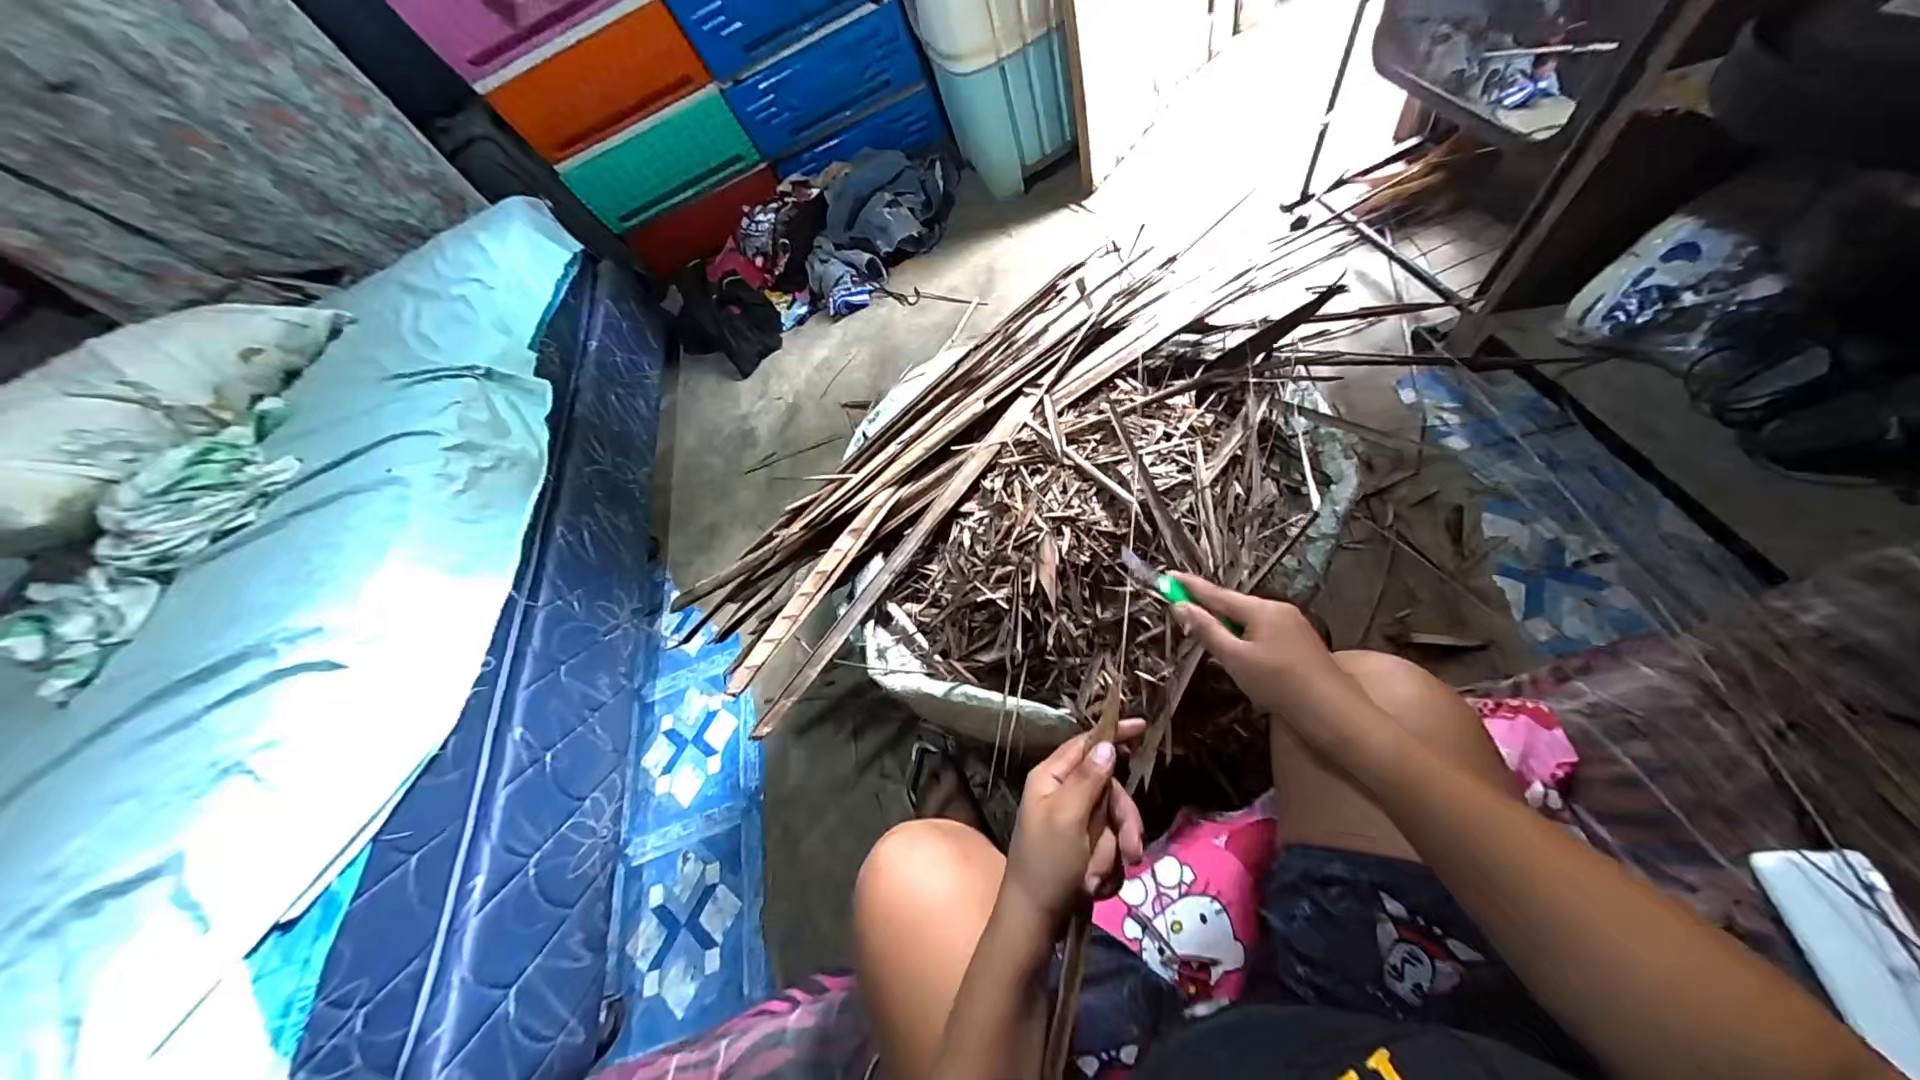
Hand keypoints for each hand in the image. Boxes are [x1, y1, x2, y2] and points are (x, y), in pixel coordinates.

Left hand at [1001, 721, 1147, 931]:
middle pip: (1109, 788)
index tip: (1142, 727)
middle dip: (1122, 821)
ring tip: (1101, 877)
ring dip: (1114, 849)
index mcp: (1050, 778)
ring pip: (1114, 820)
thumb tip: (1106, 744)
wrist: (1035, 921)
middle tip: (1130, 850)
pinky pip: (1110, 844)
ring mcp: (1073, 821)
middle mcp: (1062, 793)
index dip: (1113, 735)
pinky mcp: (1082, 846)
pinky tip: (1097, 885)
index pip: (1086, 744)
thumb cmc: (1047, 865)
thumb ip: (1088, 780)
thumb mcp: (1067, 818)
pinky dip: (1108, 864)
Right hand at [1165, 574, 1368, 752]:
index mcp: (1261, 610)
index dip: (1190, 586)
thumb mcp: (1234, 658)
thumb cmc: (1278, 683)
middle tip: (1182, 607)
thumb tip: (1181, 606)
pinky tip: (1237, 649)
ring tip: (1205, 631)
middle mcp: (1278, 610)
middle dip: (1209, 606)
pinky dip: (1243, 634)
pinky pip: (1262, 630)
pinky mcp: (1300, 642)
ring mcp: (1293, 625)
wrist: (1332, 713)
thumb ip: (1206, 630)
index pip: (1216, 593)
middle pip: (1234, 604)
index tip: (1169, 576)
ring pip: (1249, 618)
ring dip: (1226, 622)